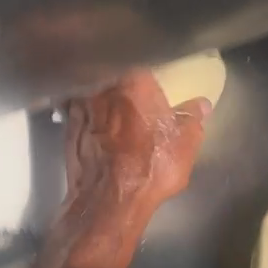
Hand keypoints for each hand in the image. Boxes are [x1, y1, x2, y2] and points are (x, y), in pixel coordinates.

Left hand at [59, 70, 210, 238]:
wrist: (109, 203)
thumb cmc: (152, 166)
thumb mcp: (186, 142)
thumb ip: (193, 117)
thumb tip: (201, 104)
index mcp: (136, 81)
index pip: (144, 64)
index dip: (151, 71)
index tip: (156, 79)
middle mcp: (104, 88)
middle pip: (115, 76)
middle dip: (124, 83)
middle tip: (136, 94)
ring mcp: (80, 108)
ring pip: (94, 94)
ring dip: (103, 100)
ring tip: (116, 112)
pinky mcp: (66, 131)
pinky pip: (80, 116)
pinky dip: (89, 120)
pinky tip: (99, 131)